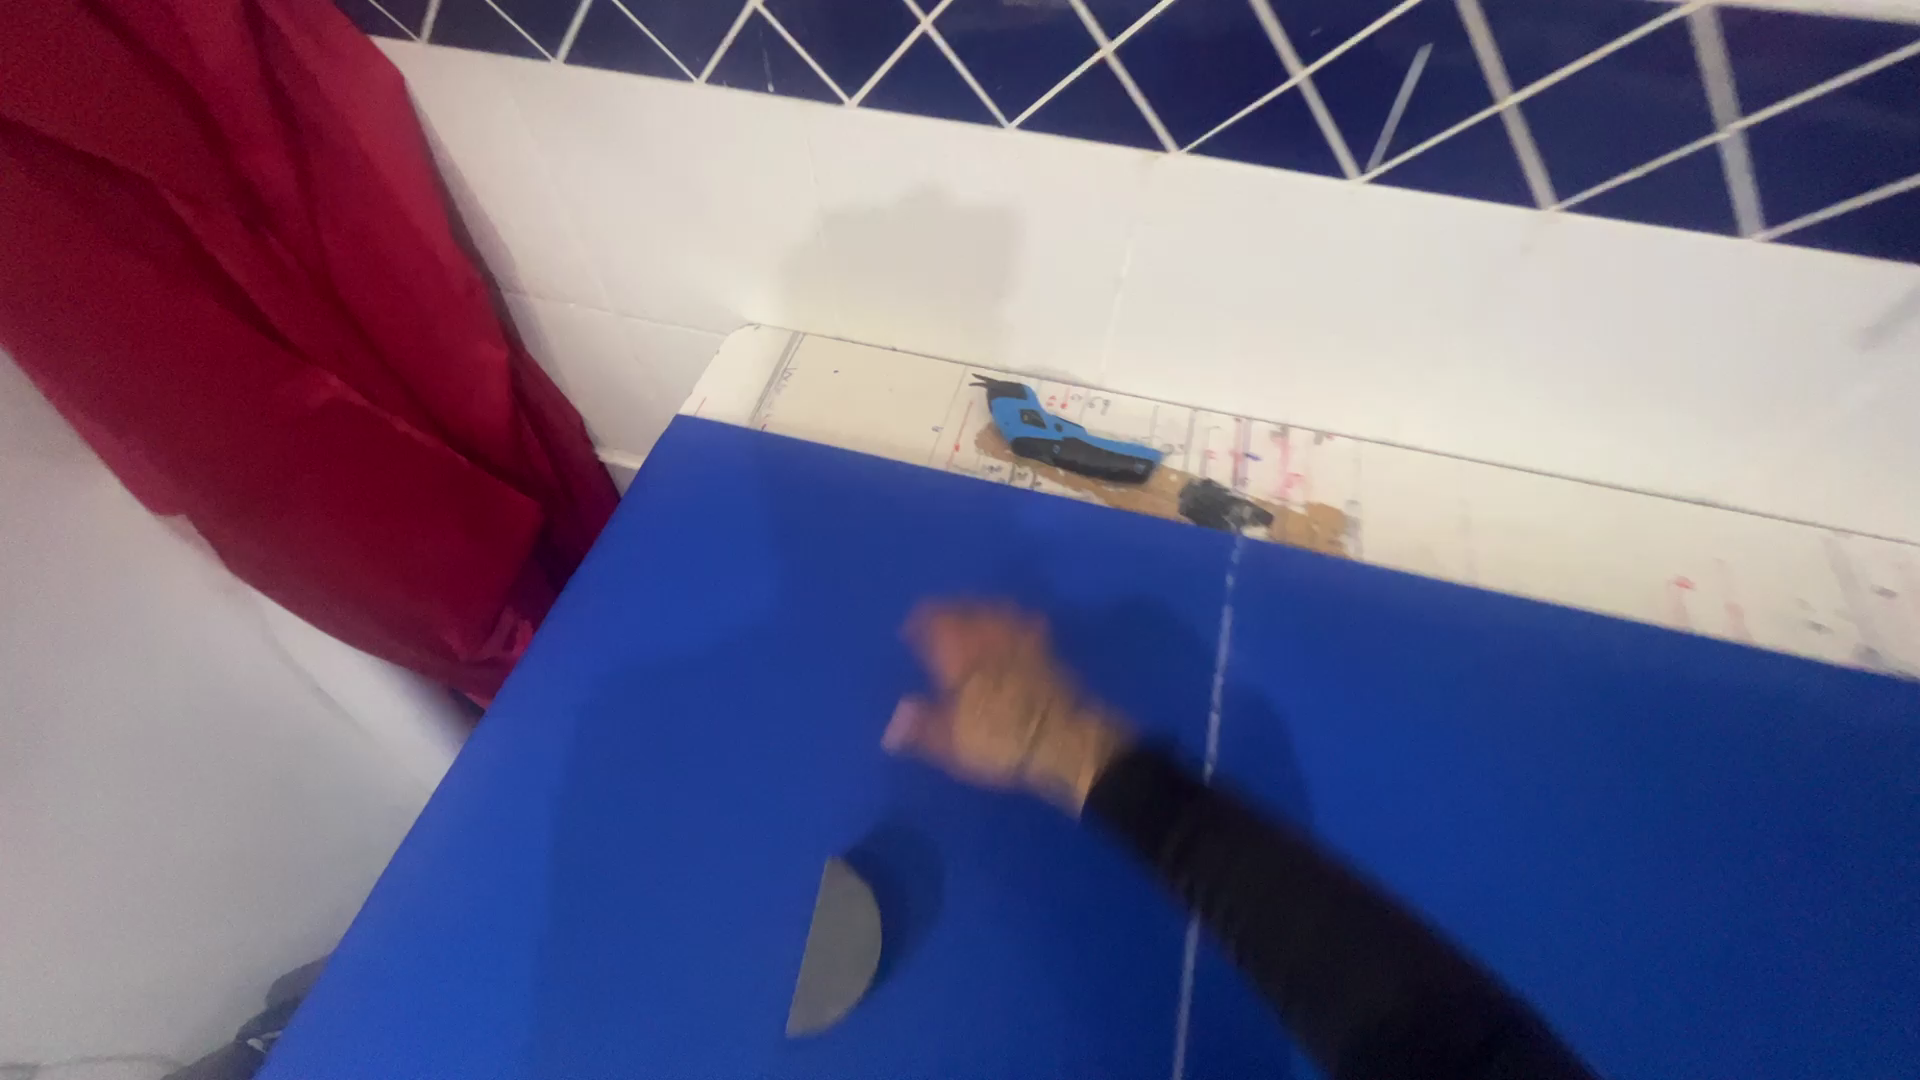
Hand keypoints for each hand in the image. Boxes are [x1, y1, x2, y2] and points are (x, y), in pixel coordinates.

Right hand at [884, 602, 1128, 815]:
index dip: (919, 621)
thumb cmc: (997, 737)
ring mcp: (1021, 636)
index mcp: (956, 647)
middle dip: (949, 612)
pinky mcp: (1048, 649)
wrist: (1064, 739)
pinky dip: (1013, 623)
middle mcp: (987, 632)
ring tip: (972, 621)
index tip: (910, 631)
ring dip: (980, 612)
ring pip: (995, 609)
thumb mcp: (948, 740)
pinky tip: (1013, 630)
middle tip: (938, 623)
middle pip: (964, 607)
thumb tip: (891, 728)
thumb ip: (918, 727)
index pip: (932, 618)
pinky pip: (1025, 622)